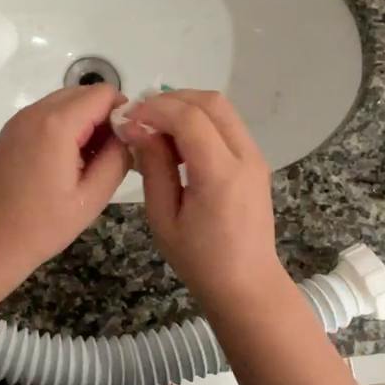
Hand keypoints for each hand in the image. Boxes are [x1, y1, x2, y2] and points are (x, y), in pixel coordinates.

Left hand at [0, 84, 131, 277]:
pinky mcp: (10, 132)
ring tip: (87, 163)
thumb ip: (118, 158)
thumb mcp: (92, 197)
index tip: (126, 144)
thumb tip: (129, 135)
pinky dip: (63, 128)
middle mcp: (35, 112)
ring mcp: (18, 120)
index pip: (104, 94)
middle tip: (108, 156)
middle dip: (103, 117)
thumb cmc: (42, 226)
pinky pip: (46, 115)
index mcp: (57, 124)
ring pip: (65, 102)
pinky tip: (65, 163)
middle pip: (84, 92)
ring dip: (84, 122)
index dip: (123, 113)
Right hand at [117, 90, 288, 308]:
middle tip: (140, 116)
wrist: (247, 285)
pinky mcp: (255, 161)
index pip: (189, 118)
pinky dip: (200, 121)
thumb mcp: (164, 218)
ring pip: (222, 109)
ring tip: (156, 128)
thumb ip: (153, 168)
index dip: (155, 109)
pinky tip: (177, 143)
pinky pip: (227, 125)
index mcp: (220, 175)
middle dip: (171, 99)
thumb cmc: (200, 260)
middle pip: (211, 102)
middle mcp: (245, 157)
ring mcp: (255, 157)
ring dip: (186, 108)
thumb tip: (137, 129)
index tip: (128, 118)